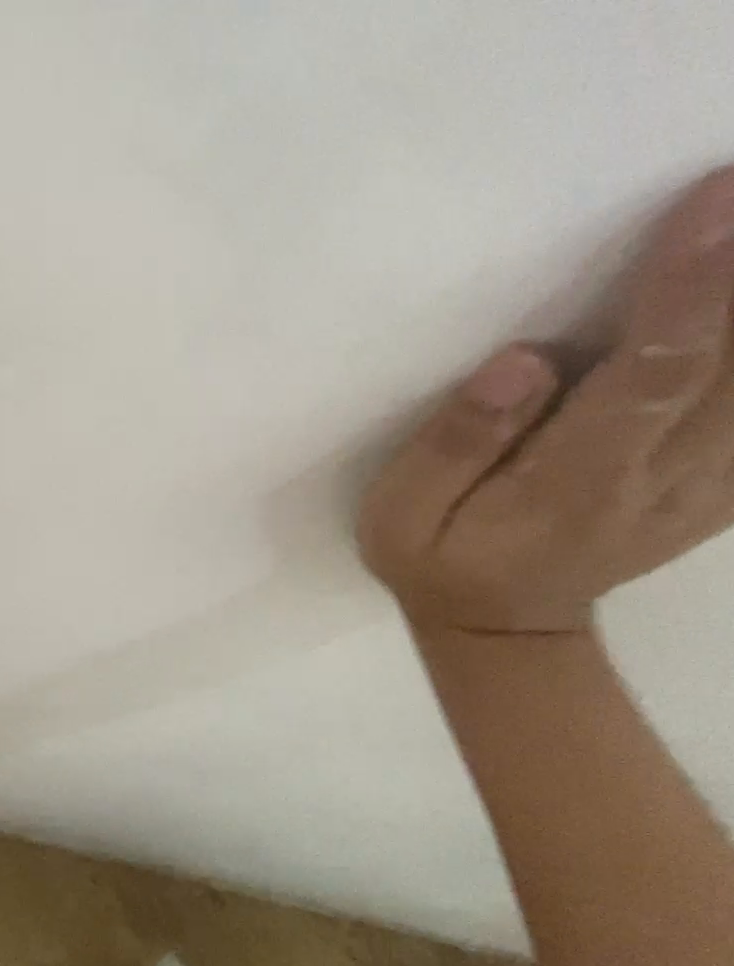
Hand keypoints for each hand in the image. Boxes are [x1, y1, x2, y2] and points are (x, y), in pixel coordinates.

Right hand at [361, 167, 733, 633]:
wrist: (506, 627)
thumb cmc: (434, 560)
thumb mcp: (402, 515)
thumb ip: (456, 443)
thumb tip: (522, 359)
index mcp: (576, 483)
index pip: (650, 373)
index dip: (689, 287)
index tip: (715, 201)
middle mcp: (669, 477)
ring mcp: (717, 481)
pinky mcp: (733, 477)